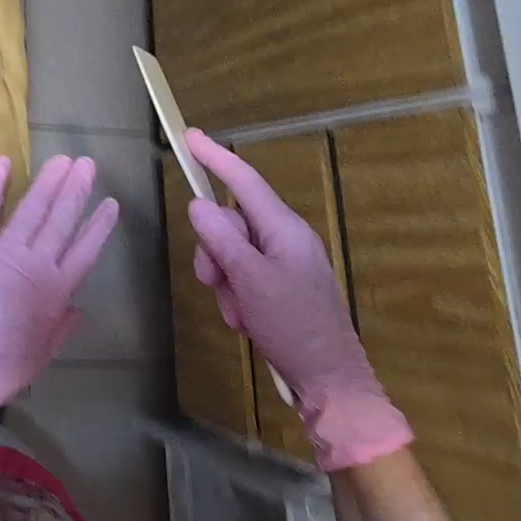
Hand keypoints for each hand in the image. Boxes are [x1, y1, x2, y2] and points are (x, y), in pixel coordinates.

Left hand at [0, 155, 119, 470]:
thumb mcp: (40, 356)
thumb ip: (61, 327)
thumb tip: (78, 308)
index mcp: (55, 294)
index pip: (85, 251)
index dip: (99, 226)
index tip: (111, 203)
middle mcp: (34, 266)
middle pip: (61, 221)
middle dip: (76, 190)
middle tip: (88, 164)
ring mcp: (1, 252)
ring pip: (31, 209)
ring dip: (48, 182)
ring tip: (62, 159)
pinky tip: (4, 162)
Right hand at [185, 128, 412, 471]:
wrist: (332, 383)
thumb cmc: (293, 327)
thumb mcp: (251, 281)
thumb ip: (222, 240)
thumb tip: (198, 203)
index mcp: (284, 229)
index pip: (244, 181)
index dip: (215, 157)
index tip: (189, 136)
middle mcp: (285, 238)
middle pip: (230, 220)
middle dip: (213, 249)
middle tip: (213, 281)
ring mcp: (284, 262)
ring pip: (232, 249)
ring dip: (224, 278)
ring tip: (236, 310)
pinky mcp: (281, 284)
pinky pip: (243, 272)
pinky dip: (235, 292)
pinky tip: (245, 318)